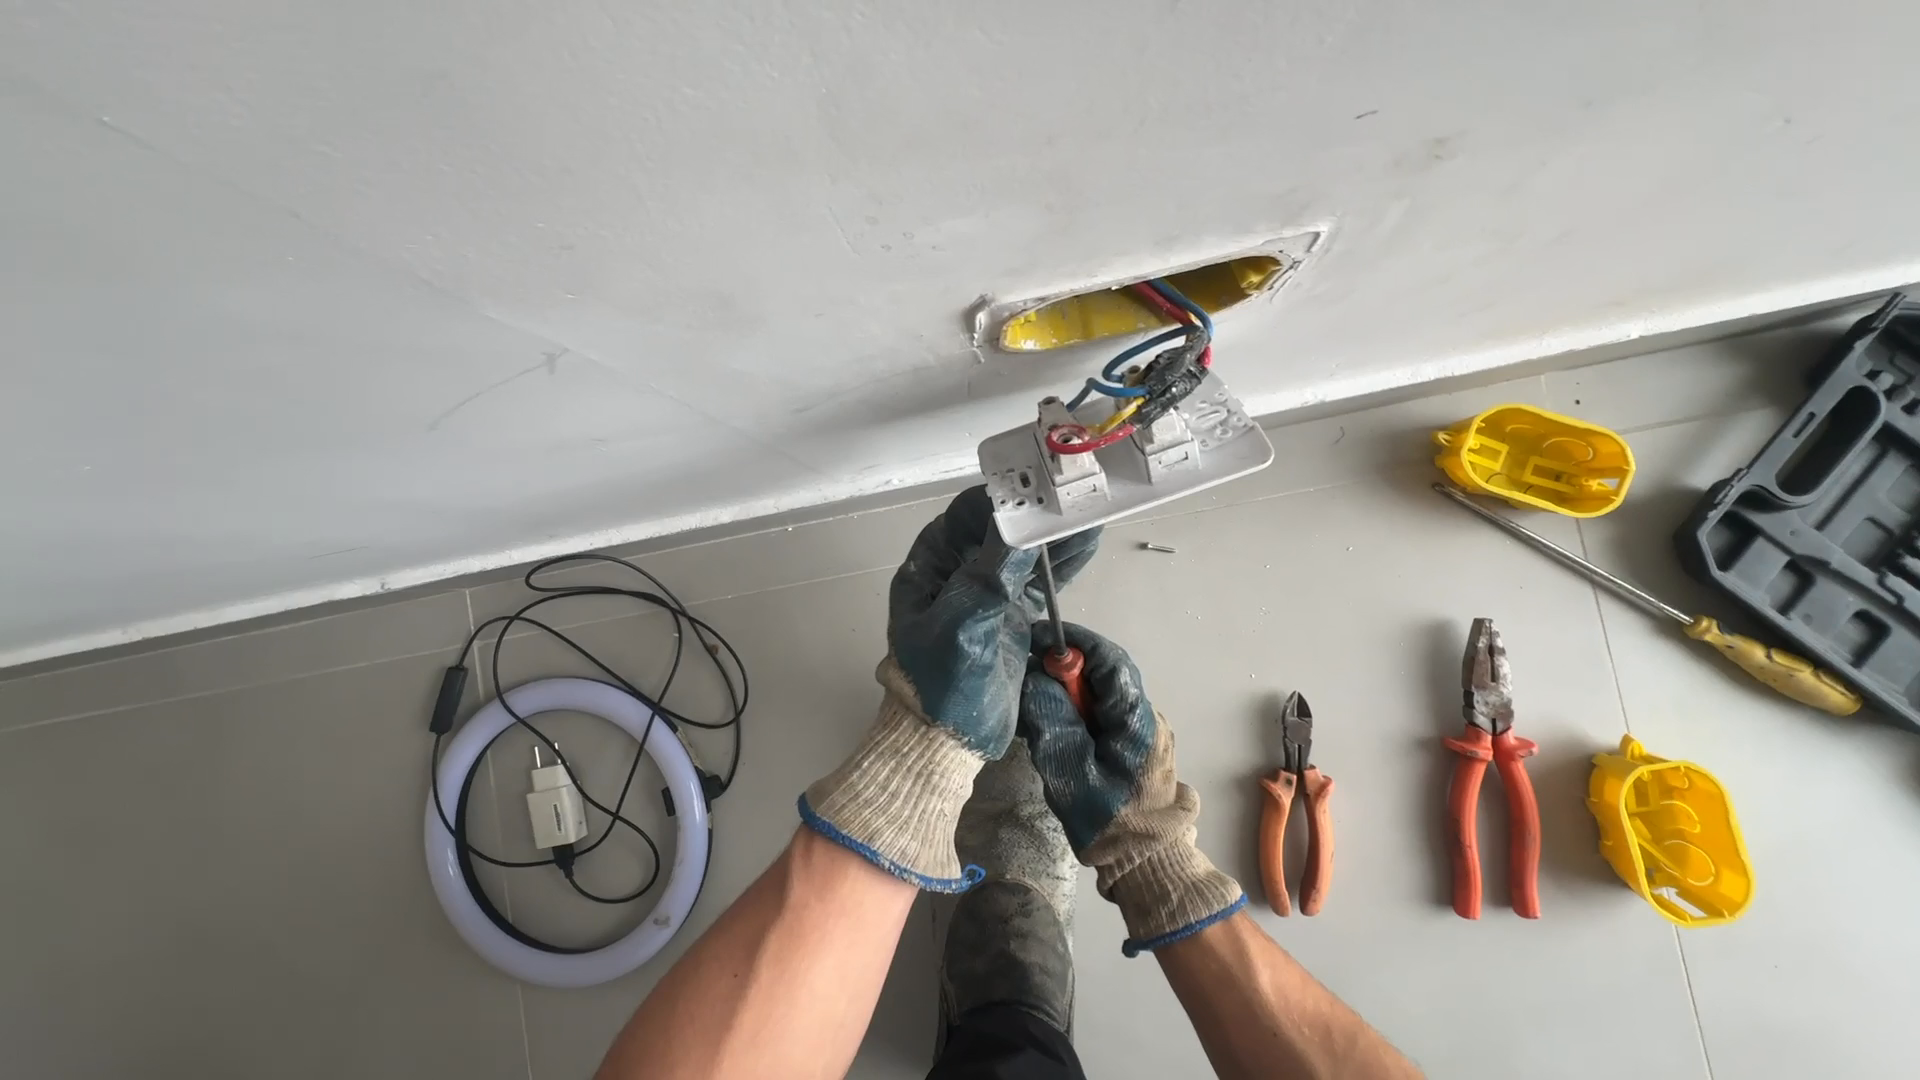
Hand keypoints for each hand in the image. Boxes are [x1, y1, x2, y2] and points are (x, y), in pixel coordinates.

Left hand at [885, 486, 1099, 755]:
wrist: (947, 741)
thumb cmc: (940, 684)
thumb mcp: (961, 628)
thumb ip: (991, 576)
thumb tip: (1021, 525)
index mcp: (932, 566)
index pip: (967, 515)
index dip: (1004, 498)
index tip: (1041, 487)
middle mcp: (958, 570)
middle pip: (1002, 529)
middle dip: (1037, 513)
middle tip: (1077, 496)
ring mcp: (987, 591)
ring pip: (1025, 552)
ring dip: (1056, 535)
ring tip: (1091, 514)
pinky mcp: (1012, 613)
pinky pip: (1040, 580)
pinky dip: (1062, 564)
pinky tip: (1086, 544)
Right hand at [1021, 622, 1243, 954]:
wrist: (1148, 867)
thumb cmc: (1110, 821)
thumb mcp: (1069, 770)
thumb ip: (1050, 718)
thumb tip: (1033, 677)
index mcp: (1136, 717)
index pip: (1106, 659)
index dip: (1071, 643)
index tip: (1036, 639)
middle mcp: (1146, 717)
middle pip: (1102, 675)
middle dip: (1063, 670)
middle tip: (1027, 676)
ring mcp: (1143, 733)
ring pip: (1100, 696)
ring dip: (1067, 693)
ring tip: (1034, 704)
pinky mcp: (1134, 749)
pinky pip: (1102, 716)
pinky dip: (1076, 713)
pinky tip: (1052, 728)